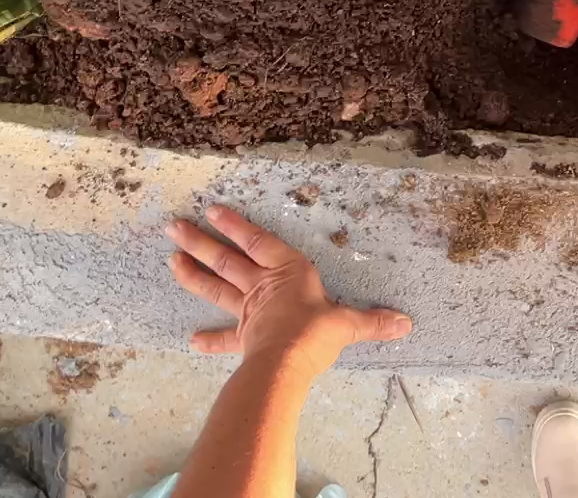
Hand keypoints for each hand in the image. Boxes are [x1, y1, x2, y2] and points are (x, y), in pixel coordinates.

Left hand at [165, 205, 412, 375]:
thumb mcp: (347, 323)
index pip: (258, 241)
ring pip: (216, 287)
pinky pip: (224, 337)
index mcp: (288, 271)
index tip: (213, 210)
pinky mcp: (242, 339)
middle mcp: (263, 285)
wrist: (287, 366)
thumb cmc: (315, 334)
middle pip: (226, 259)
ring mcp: (248, 311)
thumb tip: (405, 323)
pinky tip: (190, 340)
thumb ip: (372, 321)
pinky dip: (208, 339)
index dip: (236, 225)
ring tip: (172, 258)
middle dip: (200, 241)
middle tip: (173, 227)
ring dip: (193, 273)